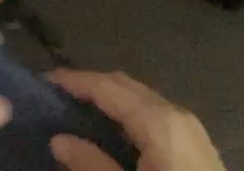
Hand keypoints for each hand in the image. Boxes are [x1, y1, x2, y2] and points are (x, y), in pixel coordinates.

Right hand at [47, 70, 224, 170]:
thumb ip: (92, 166)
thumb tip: (59, 140)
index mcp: (158, 121)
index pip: (106, 86)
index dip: (74, 81)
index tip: (44, 81)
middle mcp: (175, 114)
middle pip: (124, 85)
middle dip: (91, 85)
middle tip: (58, 96)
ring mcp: (191, 130)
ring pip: (141, 98)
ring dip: (111, 98)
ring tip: (81, 111)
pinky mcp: (199, 147)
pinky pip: (156, 115)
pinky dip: (130, 113)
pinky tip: (116, 132)